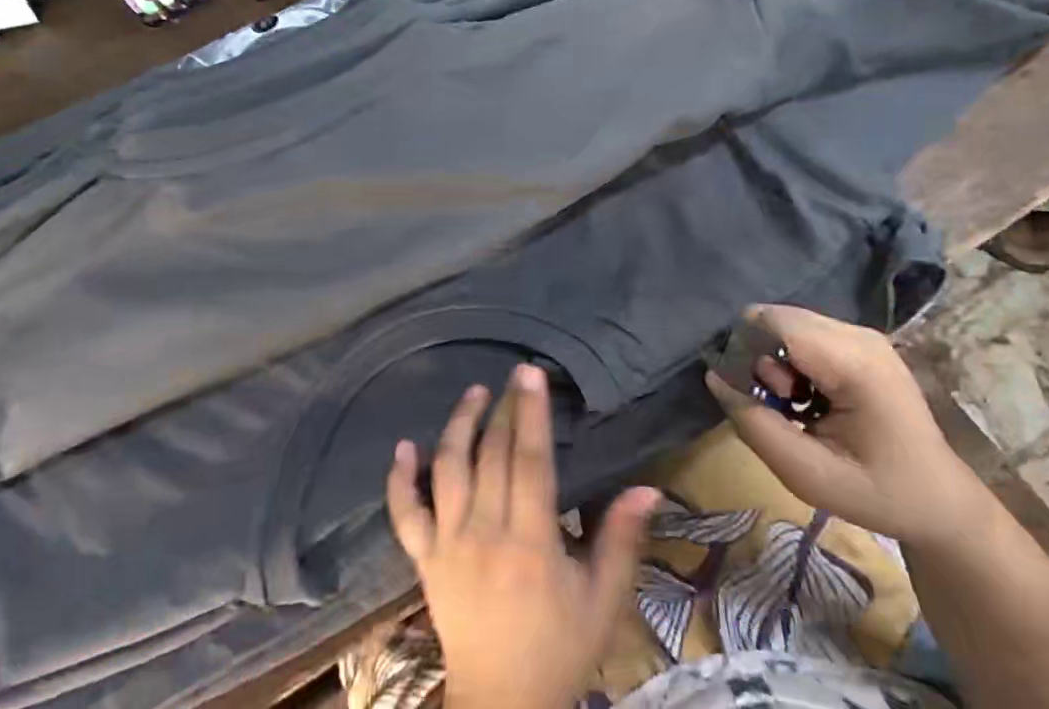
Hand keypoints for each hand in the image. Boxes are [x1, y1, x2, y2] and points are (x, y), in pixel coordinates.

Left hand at [387, 364, 659, 708]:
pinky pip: (405, 516)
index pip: (530, 462)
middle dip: (504, 409)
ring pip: (448, 471)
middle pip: (491, 456)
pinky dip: (400, 480)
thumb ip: (621, 540)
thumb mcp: (604, 600)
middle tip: (514, 375)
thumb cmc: (560, 648)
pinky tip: (405, 447)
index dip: (530, 413)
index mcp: (530, 542)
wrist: (502, 703)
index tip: (530, 373)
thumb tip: (648, 488)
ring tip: (474, 394)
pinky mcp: (425, 562)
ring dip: (458, 427)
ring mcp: (448, 547)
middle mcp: (484, 534)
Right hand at [704, 304, 992, 549]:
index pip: (774, 322)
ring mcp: (863, 335)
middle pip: (778, 318)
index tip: (757, 399)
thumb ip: (754, 423)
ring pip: (787, 324)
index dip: (747, 353)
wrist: (940, 501)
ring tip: (797, 406)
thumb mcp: (805, 475)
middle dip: (761, 358)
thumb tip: (715, 376)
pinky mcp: (860, 342)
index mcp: (855, 363)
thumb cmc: (876, 493)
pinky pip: (803, 333)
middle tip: (782, 406)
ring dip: (776, 361)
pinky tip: (809, 398)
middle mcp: (859, 335)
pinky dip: (791, 361)